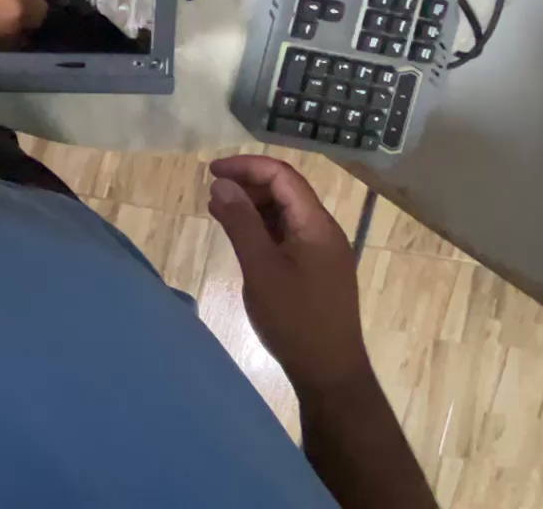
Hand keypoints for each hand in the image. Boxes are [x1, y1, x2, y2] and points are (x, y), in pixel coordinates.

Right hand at [208, 156, 369, 391]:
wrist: (330, 374)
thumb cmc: (295, 319)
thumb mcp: (261, 268)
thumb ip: (241, 222)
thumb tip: (221, 183)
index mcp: (316, 224)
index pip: (282, 176)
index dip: (246, 167)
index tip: (212, 172)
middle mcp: (323, 230)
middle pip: (285, 190)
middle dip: (247, 183)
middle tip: (212, 191)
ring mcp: (321, 251)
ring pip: (284, 212)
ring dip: (252, 205)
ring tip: (218, 209)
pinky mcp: (315, 269)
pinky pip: (286, 234)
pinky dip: (261, 227)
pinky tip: (239, 235)